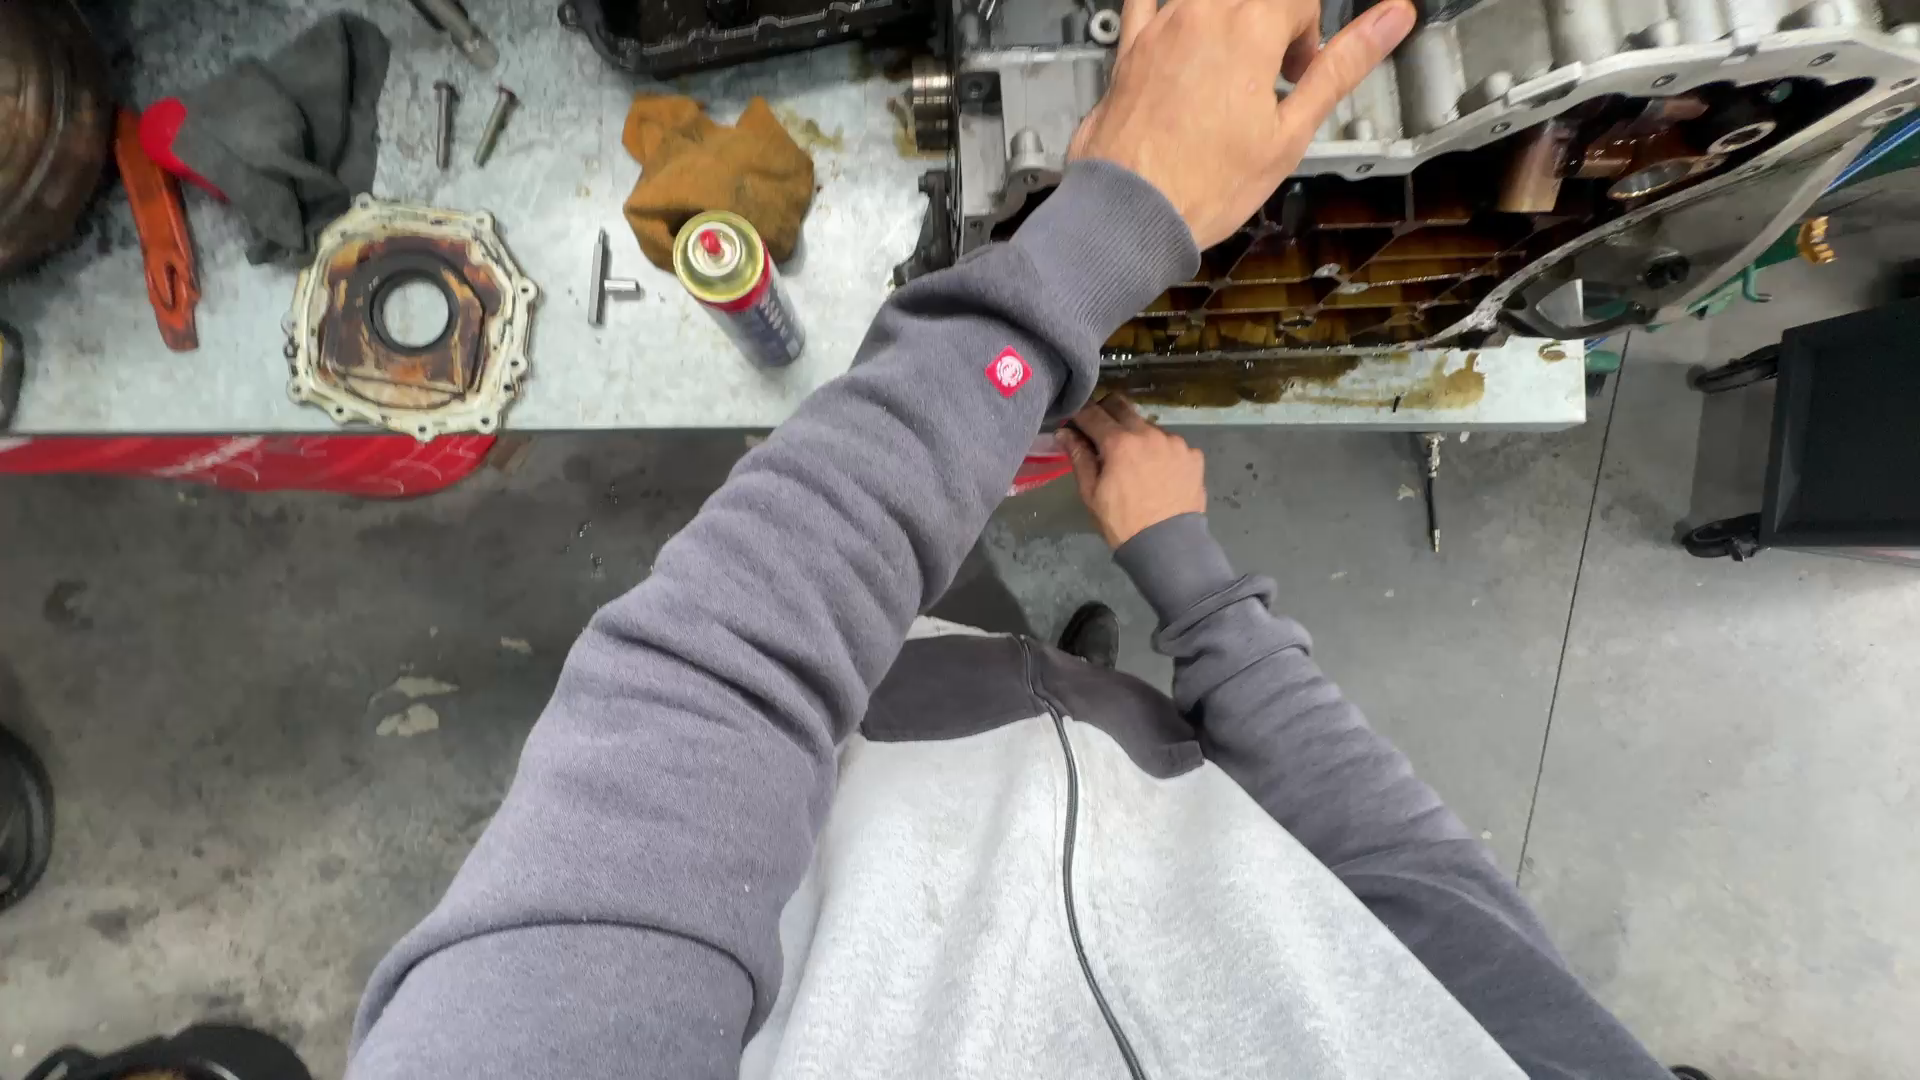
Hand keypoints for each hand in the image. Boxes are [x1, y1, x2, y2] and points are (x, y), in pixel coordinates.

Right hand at [1058, 395, 1206, 547]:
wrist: (1167, 545)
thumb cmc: (1121, 522)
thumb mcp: (1091, 493)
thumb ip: (1079, 457)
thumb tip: (1064, 433)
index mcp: (1119, 442)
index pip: (1092, 413)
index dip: (1080, 414)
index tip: (1075, 421)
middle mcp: (1149, 433)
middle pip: (1122, 407)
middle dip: (1107, 413)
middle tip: (1100, 432)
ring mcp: (1175, 442)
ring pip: (1149, 426)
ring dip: (1137, 435)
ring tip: (1135, 461)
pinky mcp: (1194, 455)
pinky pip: (1171, 444)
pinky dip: (1161, 452)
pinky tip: (1159, 473)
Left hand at [1068, 0, 1415, 247]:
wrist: (1128, 217)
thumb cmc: (1201, 189)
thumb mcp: (1287, 136)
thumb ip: (1339, 68)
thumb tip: (1393, 17)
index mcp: (1251, 25)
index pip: (1299, 4)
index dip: (1307, 41)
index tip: (1296, 77)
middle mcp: (1202, 13)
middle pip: (1252, 0)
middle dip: (1269, 27)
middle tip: (1265, 76)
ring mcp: (1159, 30)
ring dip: (1226, 21)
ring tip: (1224, 69)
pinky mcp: (1126, 54)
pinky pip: (1144, 2)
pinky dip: (1164, 7)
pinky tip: (1176, 29)